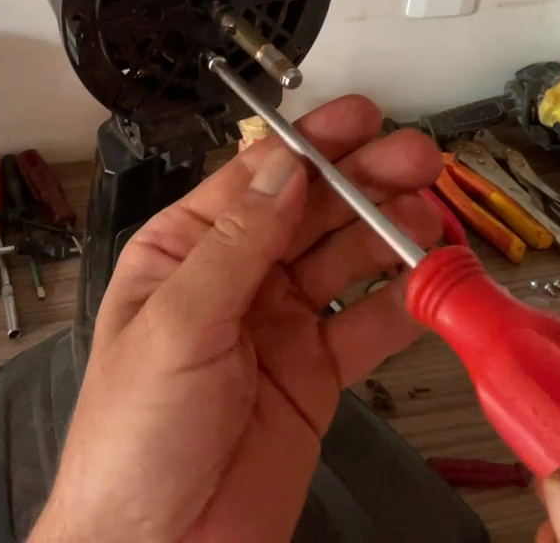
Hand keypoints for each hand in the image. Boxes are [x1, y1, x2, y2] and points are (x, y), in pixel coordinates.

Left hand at [30, 95, 442, 542]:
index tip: (358, 120)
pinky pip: (364, 326)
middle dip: (361, 181)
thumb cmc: (130, 439)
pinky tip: (428, 280)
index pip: (255, 179)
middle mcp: (234, 278)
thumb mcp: (176, 326)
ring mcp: (277, 324)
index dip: (309, 145)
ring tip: (430, 215)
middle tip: (413, 159)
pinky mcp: (313, 375)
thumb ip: (236, 245)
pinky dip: (399, 303)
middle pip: (309, 212)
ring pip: (342, 260)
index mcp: (185, 251)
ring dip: (388, 233)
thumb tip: (282, 169)